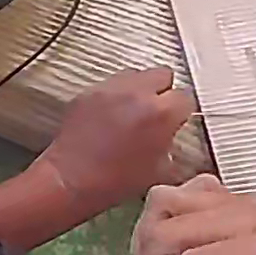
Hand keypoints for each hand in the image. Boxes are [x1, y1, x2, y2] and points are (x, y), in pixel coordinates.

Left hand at [0, 69, 194, 254]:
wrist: (71, 179)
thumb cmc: (116, 180)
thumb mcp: (159, 167)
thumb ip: (171, 141)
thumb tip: (170, 133)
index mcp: (161, 112)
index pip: (184, 97)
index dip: (180, 111)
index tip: (174, 120)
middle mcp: (136, 93)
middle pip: (162, 74)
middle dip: (162, 91)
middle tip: (155, 110)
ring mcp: (108, 89)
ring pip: (134, 75)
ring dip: (137, 89)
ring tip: (130, 110)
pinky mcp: (86, 92)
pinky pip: (108, 85)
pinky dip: (113, 95)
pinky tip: (108, 114)